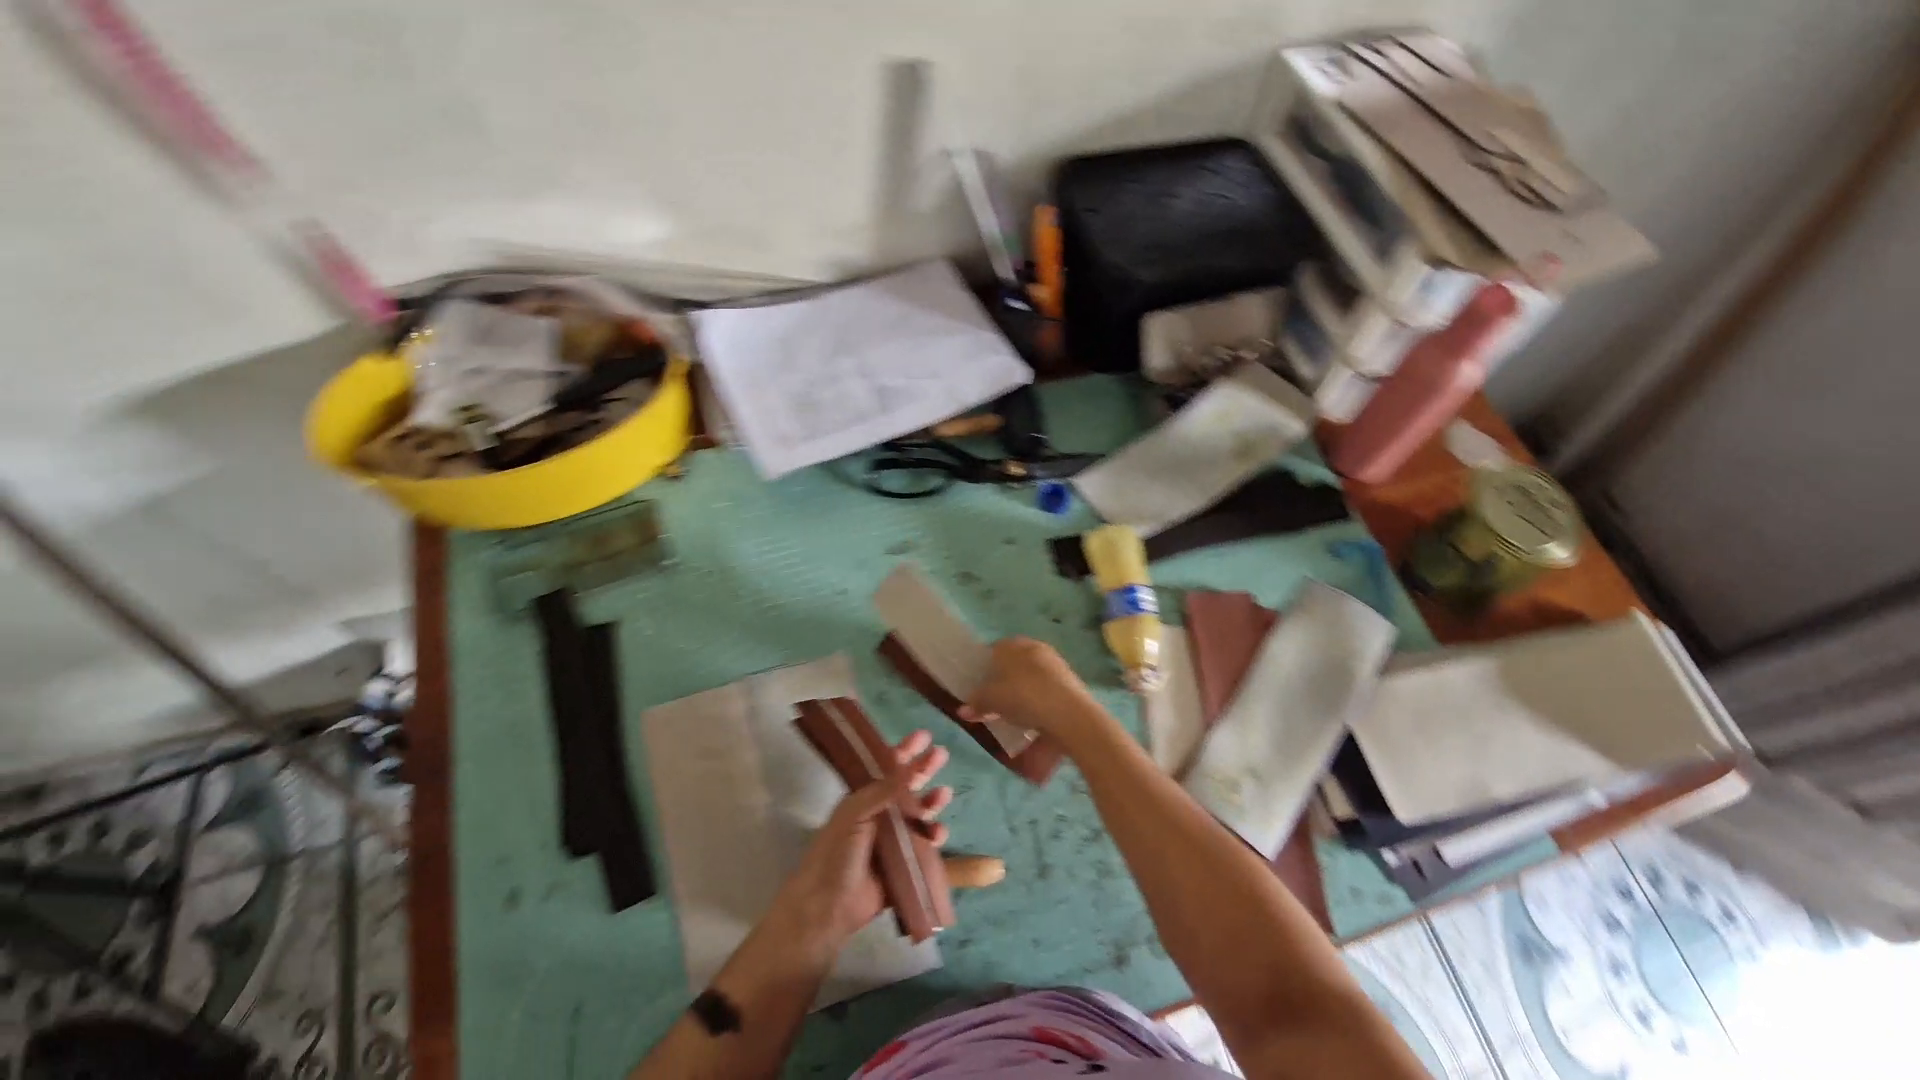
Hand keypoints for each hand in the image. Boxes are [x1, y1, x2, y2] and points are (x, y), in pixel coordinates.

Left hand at [776, 730, 951, 948]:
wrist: (829, 904)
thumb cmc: (836, 853)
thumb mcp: (854, 815)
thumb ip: (882, 791)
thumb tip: (909, 767)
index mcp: (863, 799)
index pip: (886, 769)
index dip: (904, 752)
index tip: (923, 735)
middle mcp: (879, 815)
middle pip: (907, 787)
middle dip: (924, 770)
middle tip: (942, 755)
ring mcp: (892, 839)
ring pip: (919, 814)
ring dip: (932, 802)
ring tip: (944, 794)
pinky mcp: (903, 863)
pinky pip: (924, 844)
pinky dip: (934, 836)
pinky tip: (938, 833)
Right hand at [959, 637, 1112, 743]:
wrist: (1070, 714)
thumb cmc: (1024, 697)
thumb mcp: (993, 700)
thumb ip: (977, 703)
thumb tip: (963, 710)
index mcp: (1014, 645)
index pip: (994, 649)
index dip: (984, 667)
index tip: (978, 686)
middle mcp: (1035, 648)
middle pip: (1013, 663)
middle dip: (1003, 681)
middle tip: (994, 702)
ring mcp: (1055, 664)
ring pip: (1031, 677)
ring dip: (1021, 692)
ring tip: (1013, 714)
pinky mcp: (1070, 683)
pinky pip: (1046, 690)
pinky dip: (1038, 701)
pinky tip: (1034, 719)